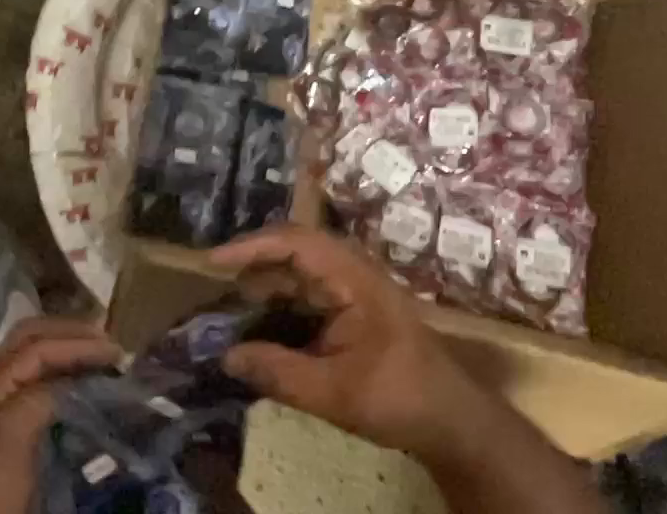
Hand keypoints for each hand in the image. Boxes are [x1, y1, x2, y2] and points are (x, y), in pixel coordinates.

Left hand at [0, 317, 122, 513]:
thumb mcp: (9, 443)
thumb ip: (36, 400)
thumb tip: (67, 383)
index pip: (33, 348)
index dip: (76, 344)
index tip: (115, 351)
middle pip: (26, 342)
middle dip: (68, 334)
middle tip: (106, 341)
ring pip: (28, 362)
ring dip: (63, 351)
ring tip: (97, 355)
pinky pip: (31, 387)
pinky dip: (58, 376)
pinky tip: (77, 385)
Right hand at [209, 225, 492, 461]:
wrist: (453, 423)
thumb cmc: (399, 398)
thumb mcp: (334, 392)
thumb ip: (278, 371)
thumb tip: (225, 356)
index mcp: (353, 278)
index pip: (296, 243)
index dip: (253, 246)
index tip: (214, 262)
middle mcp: (352, 274)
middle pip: (295, 252)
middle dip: (254, 264)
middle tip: (217, 284)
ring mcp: (353, 292)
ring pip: (299, 274)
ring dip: (266, 286)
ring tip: (231, 307)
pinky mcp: (352, 313)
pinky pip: (308, 296)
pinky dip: (280, 306)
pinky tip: (261, 327)